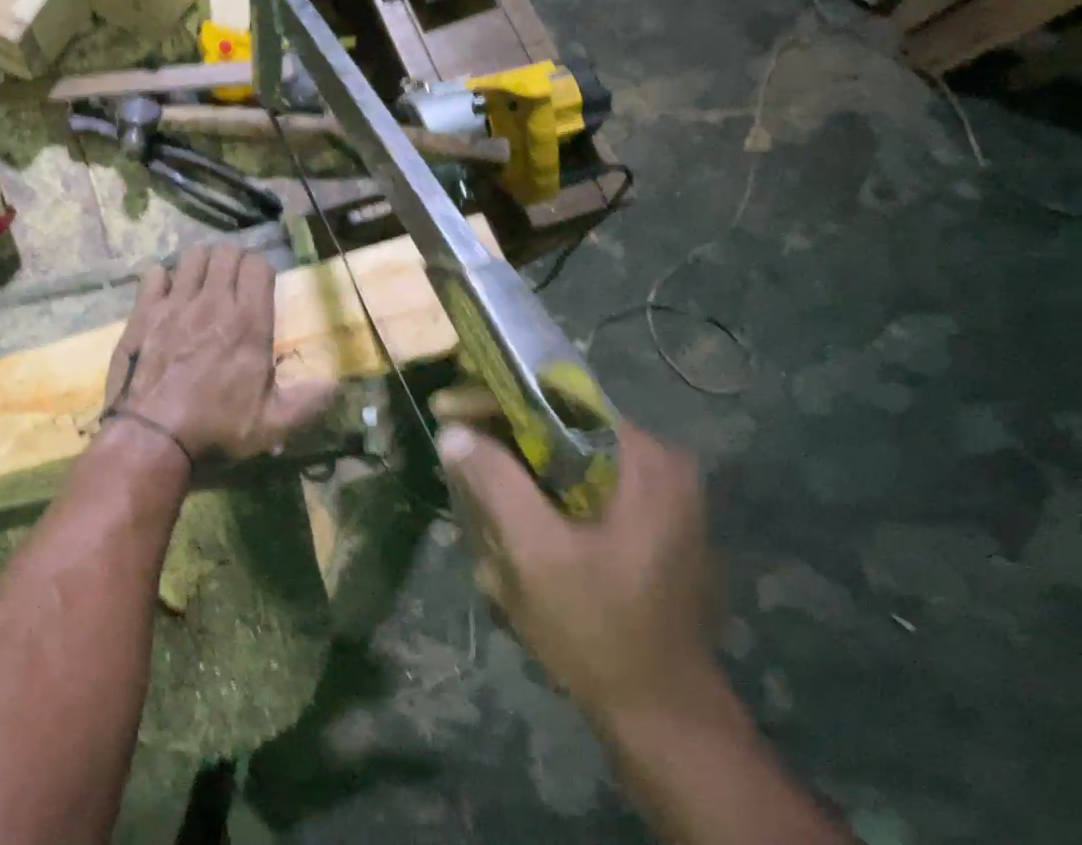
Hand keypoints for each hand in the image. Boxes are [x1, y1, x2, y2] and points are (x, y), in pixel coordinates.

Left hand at [105, 244, 335, 459]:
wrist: (152, 437)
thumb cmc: (215, 429)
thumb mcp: (272, 425)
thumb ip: (308, 400)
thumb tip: (334, 383)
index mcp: (249, 322)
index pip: (259, 265)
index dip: (261, 271)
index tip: (258, 288)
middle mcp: (213, 302)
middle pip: (226, 252)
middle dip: (233, 262)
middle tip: (231, 285)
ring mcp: (175, 303)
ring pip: (192, 255)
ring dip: (200, 265)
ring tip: (201, 286)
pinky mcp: (143, 312)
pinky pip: (154, 273)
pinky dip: (163, 278)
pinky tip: (166, 297)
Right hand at [439, 421, 718, 720]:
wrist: (660, 708)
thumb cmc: (597, 626)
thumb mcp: (534, 551)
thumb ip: (494, 482)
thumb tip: (453, 431)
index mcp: (645, 461)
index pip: (561, 400)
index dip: (495, 399)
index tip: (445, 408)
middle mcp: (661, 468)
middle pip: (565, 427)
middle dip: (503, 436)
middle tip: (451, 446)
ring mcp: (661, 499)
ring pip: (570, 459)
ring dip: (519, 467)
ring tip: (469, 480)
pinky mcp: (651, 526)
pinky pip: (584, 487)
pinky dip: (542, 492)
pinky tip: (507, 516)